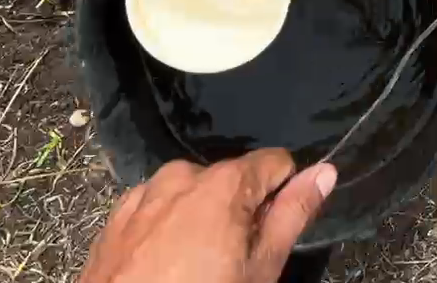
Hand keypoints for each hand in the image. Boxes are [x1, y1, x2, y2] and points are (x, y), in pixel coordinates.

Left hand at [78, 150, 335, 282]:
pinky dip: (164, 227)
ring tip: (193, 268)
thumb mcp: (259, 272)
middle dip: (239, 210)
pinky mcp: (111, 224)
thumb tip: (325, 170)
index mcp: (224, 182)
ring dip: (201, 217)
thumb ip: (293, 215)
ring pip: (192, 192)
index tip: (269, 235)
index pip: (276, 163)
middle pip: (233, 179)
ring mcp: (142, 197)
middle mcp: (183, 176)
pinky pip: (154, 208)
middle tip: (231, 262)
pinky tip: (159, 268)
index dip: (282, 196)